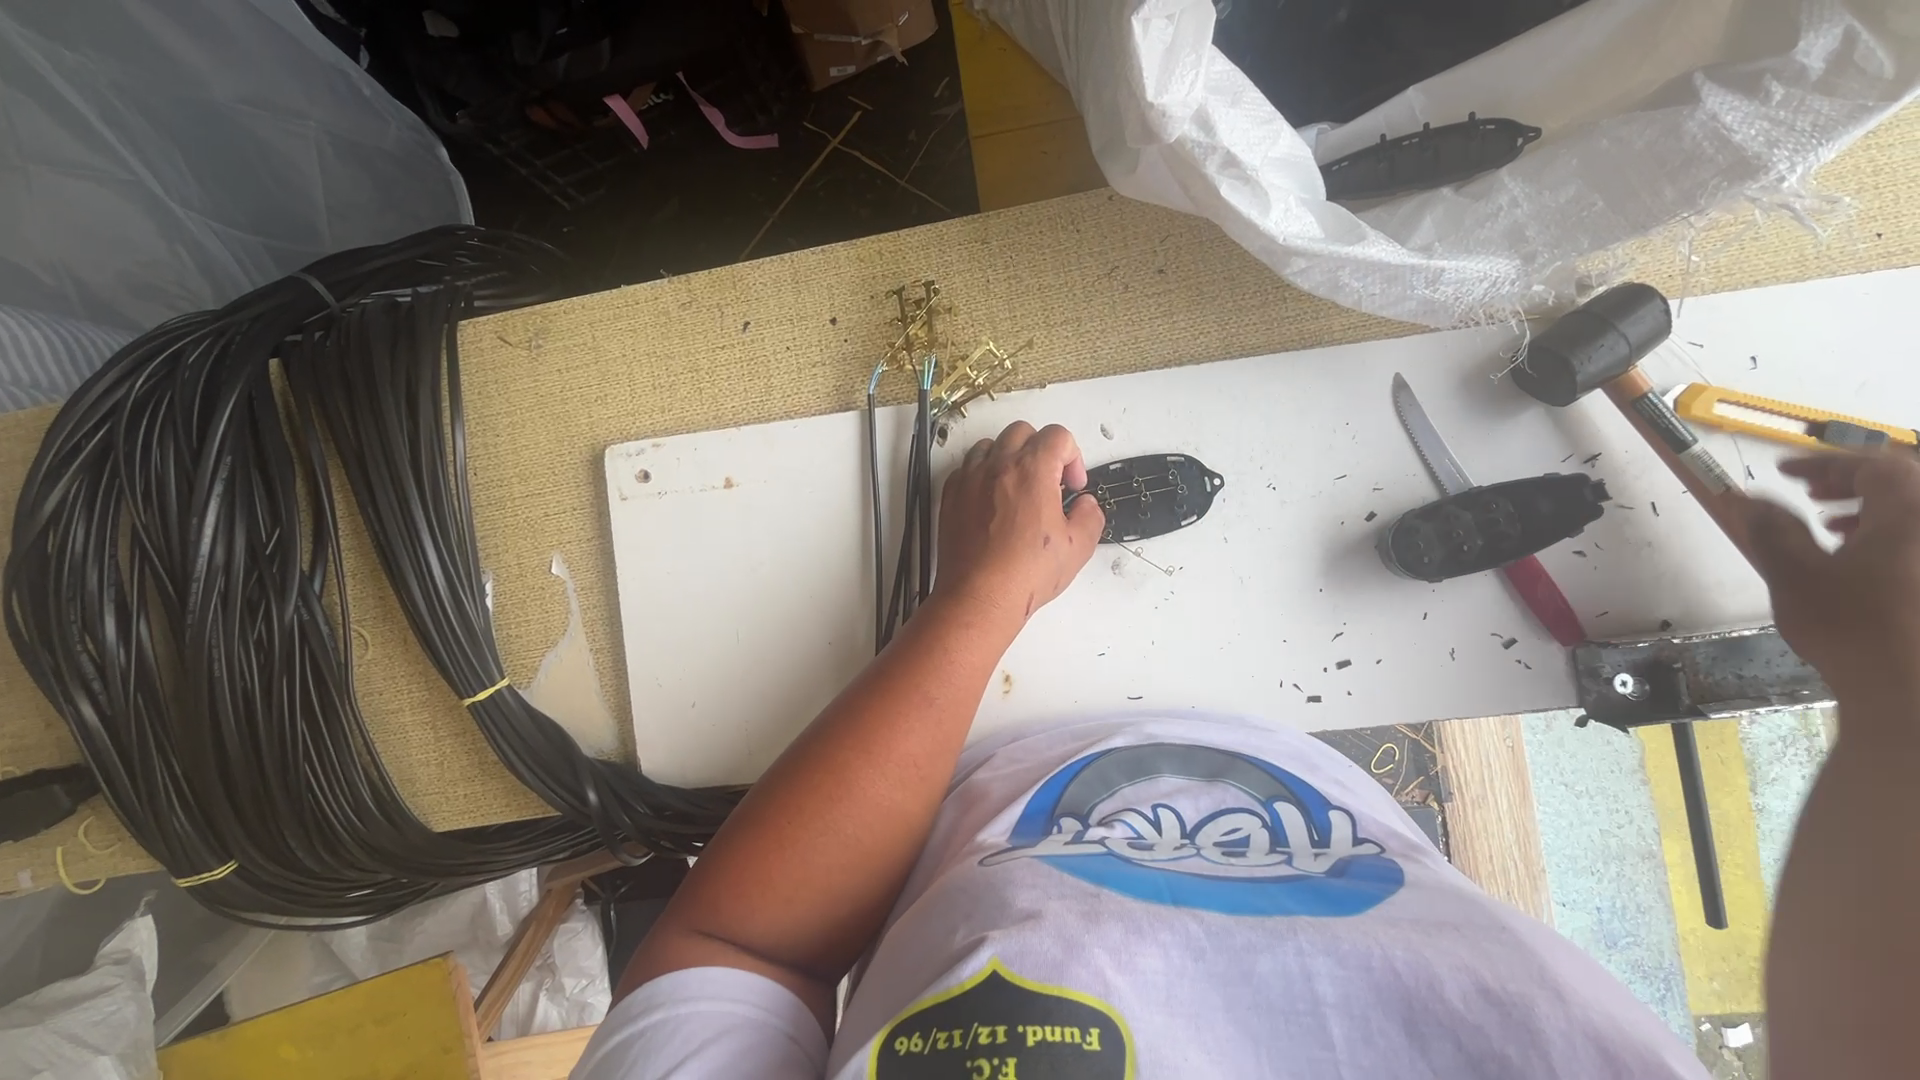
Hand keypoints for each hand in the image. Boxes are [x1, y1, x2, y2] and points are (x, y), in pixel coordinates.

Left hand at [935, 421, 1104, 623]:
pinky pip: (966, 468)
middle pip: (1023, 432)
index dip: (1073, 457)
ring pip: (990, 445)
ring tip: (1019, 487)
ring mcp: (970, 480)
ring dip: (1009, 457)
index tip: (1073, 484)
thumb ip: (1089, 516)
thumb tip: (1086, 506)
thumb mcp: (1078, 548)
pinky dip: (981, 474)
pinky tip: (992, 500)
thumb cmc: (1023, 574)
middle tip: (1049, 482)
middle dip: (1041, 450)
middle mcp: (998, 467)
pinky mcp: (951, 497)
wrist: (980, 597)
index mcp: (1032, 470)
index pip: (1058, 436)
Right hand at [1736, 451, 1919, 713]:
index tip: (1785, 473)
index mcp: (1910, 513)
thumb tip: (1750, 498)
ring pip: (1918, 512)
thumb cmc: (1849, 626)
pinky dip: (1899, 535)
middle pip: (1908, 482)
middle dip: (1857, 482)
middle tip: (1813, 494)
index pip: (1874, 466)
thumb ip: (1773, 530)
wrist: (1911, 689)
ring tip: (1837, 528)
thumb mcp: (1794, 575)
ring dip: (1880, 509)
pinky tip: (1870, 560)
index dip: (1826, 463)